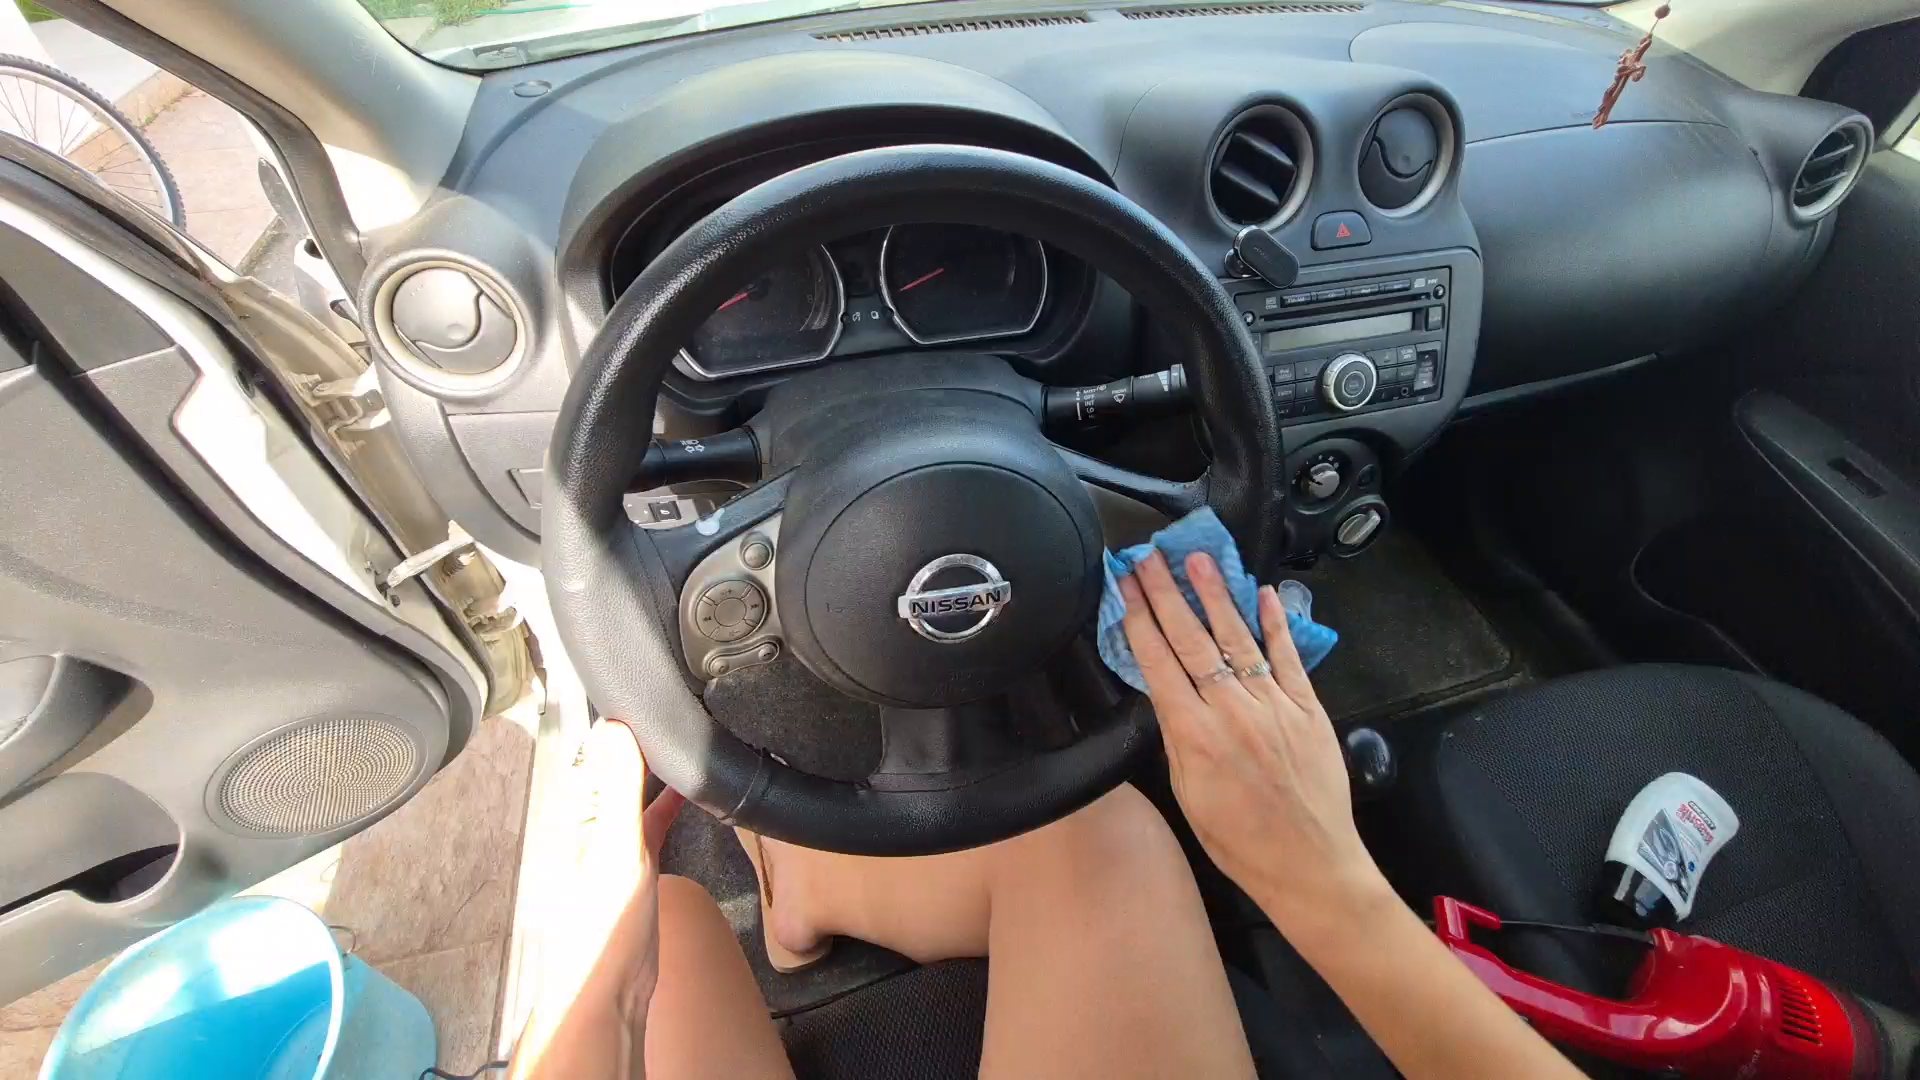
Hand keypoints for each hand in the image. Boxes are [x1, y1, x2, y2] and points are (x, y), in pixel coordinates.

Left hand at [513, 719, 683, 1077]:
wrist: (613, 984)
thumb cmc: (603, 922)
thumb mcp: (617, 843)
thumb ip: (620, 785)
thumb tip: (616, 727)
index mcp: (582, 817)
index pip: (599, 756)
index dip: (620, 725)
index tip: (645, 696)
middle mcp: (595, 826)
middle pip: (620, 771)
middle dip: (643, 743)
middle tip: (672, 711)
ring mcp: (616, 846)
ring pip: (639, 793)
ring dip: (659, 770)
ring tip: (684, 742)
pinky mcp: (638, 865)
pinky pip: (655, 820)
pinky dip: (670, 803)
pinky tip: (688, 794)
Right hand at [1119, 551, 1389, 930]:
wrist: (1310, 866)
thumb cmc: (1237, 838)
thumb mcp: (1186, 791)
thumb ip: (1176, 734)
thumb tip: (1166, 690)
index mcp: (1194, 734)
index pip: (1159, 661)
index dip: (1139, 618)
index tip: (1125, 586)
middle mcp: (1232, 710)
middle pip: (1192, 639)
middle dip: (1166, 593)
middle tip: (1149, 558)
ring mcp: (1274, 705)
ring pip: (1238, 638)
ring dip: (1215, 595)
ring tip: (1197, 559)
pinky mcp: (1309, 708)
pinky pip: (1289, 658)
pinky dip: (1276, 624)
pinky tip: (1264, 593)